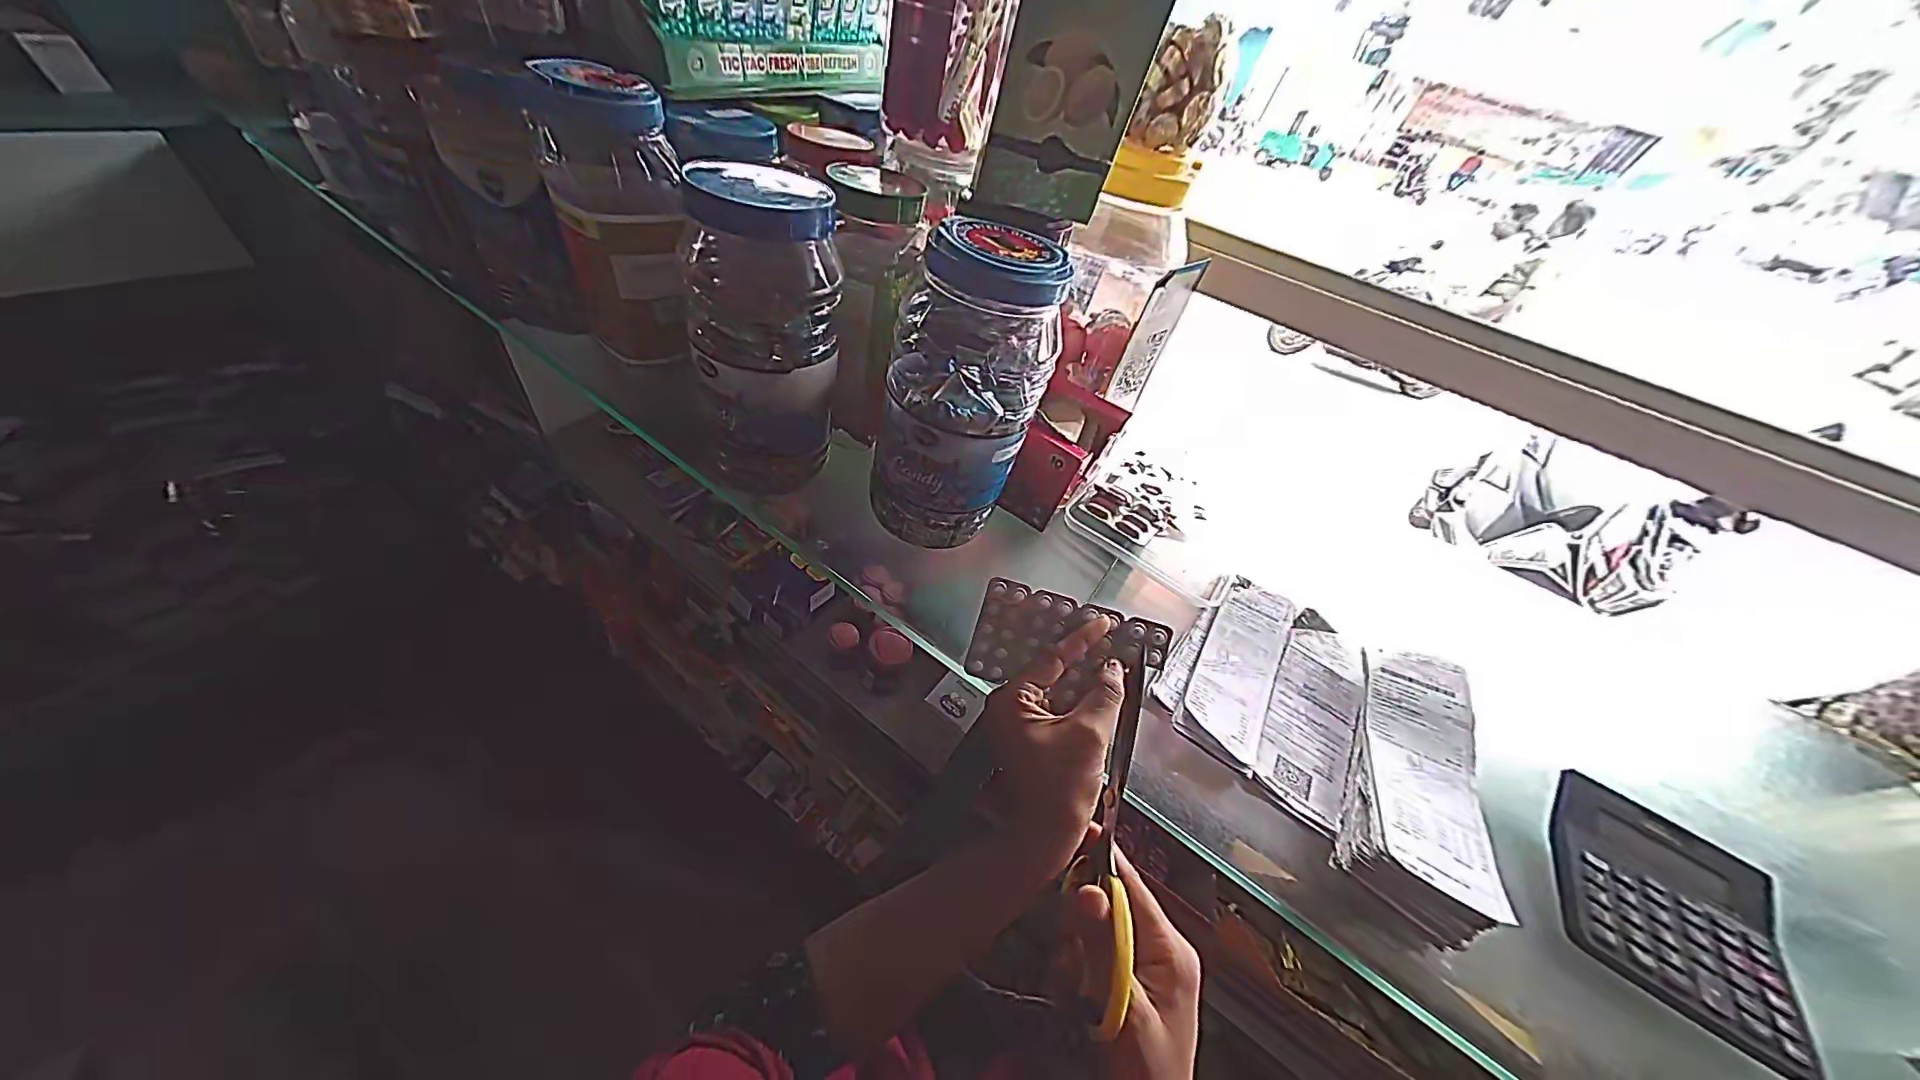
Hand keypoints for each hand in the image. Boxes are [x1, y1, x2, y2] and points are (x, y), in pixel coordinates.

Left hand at [981, 614, 1124, 858]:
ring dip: (1084, 680)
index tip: (1103, 623)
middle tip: (1110, 639)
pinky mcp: (1031, 738)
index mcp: (1012, 702)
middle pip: (1052, 672)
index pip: (1051, 659)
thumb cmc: (1061, 789)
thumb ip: (1103, 694)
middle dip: (1083, 658)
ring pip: (1057, 691)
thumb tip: (1113, 668)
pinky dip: (1080, 700)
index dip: (1082, 639)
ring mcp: (1019, 724)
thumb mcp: (1090, 734)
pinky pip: (1058, 709)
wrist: (1047, 836)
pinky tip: (1101, 692)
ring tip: (1110, 663)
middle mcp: (1009, 708)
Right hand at [1064, 846, 1201, 1079]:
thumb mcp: (1122, 1010)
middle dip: (1079, 927)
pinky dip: (1073, 972)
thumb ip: (1103, 948)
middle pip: (1105, 903)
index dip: (1101, 856)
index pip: (1131, 883)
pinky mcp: (1121, 978)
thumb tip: (1087, 889)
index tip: (1072, 834)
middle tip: (1071, 960)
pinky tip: (1077, 1001)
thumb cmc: (1145, 1073)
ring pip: (1089, 929)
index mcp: (1170, 947)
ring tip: (1078, 995)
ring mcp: (1138, 962)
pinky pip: (1086, 954)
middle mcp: (1156, 946)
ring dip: (1073, 957)